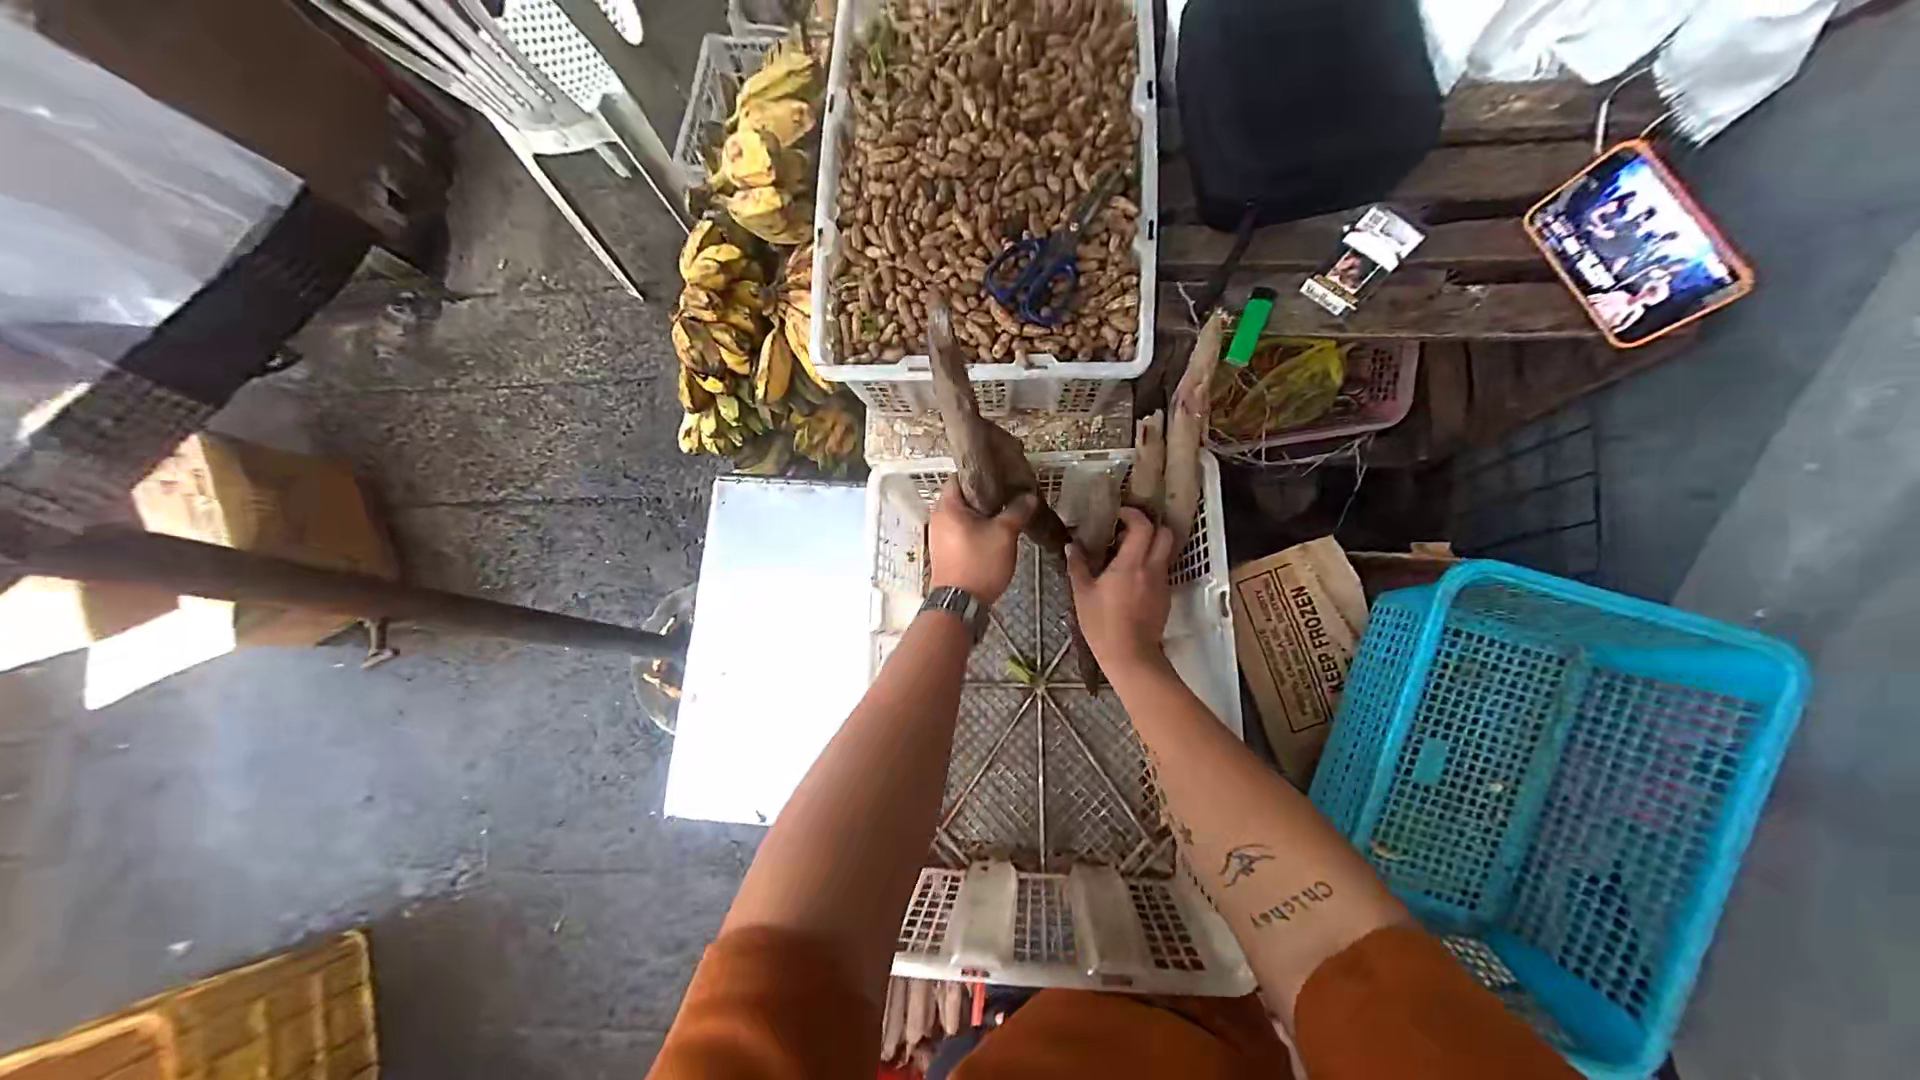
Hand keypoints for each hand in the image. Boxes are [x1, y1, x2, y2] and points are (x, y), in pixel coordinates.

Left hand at [928, 480, 1036, 603]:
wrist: (960, 603)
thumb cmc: (979, 564)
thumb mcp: (1004, 534)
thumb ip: (1017, 511)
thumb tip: (1028, 496)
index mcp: (947, 507)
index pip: (959, 477)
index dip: (980, 474)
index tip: (1000, 477)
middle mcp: (938, 518)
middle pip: (961, 497)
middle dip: (983, 496)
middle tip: (1007, 497)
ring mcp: (938, 536)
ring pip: (961, 516)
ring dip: (980, 515)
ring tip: (1003, 516)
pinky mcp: (943, 552)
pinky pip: (959, 532)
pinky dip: (973, 530)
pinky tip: (991, 535)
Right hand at [1067, 506, 1174, 673]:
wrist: (1131, 656)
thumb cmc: (1102, 624)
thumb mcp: (1082, 594)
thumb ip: (1077, 566)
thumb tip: (1072, 546)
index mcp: (1131, 563)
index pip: (1143, 526)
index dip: (1133, 514)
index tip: (1118, 514)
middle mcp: (1152, 568)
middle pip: (1165, 533)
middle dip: (1150, 525)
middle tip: (1127, 530)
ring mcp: (1162, 582)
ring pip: (1165, 551)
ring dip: (1150, 545)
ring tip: (1126, 553)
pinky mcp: (1165, 596)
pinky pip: (1161, 570)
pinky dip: (1149, 564)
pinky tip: (1130, 577)